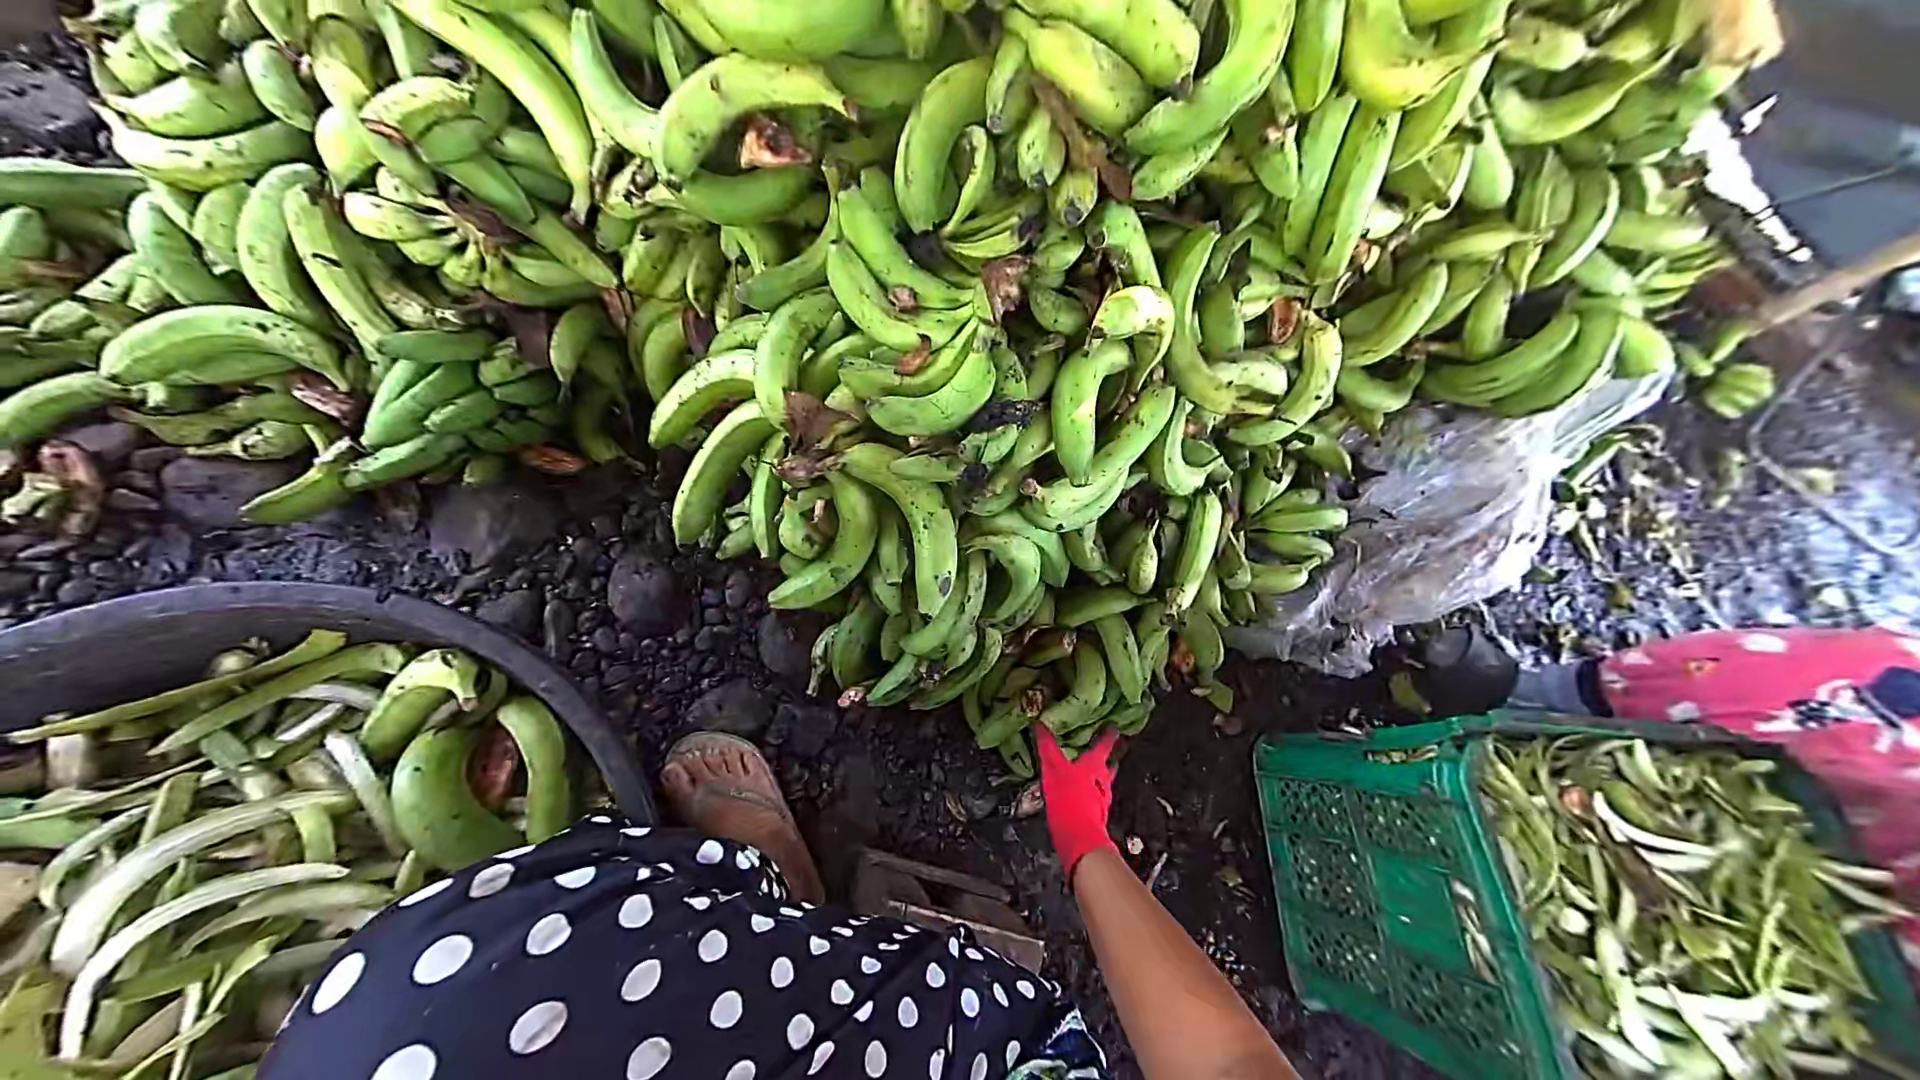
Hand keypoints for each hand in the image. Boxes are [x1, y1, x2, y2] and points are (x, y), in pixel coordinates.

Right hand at [1036, 727, 1118, 876]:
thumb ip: (1048, 747)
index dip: (1108, 735)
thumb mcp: (1054, 769)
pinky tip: (1081, 795)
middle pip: (1108, 765)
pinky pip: (1095, 798)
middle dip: (1108, 758)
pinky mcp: (1096, 815)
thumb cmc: (1070, 799)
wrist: (1080, 839)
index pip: (1104, 745)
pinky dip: (1090, 793)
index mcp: (1095, 765)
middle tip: (1105, 750)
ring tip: (1092, 772)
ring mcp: (1101, 799)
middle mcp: (1102, 781)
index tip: (1113, 727)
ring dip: (1100, 776)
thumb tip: (1040, 724)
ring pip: (1103, 782)